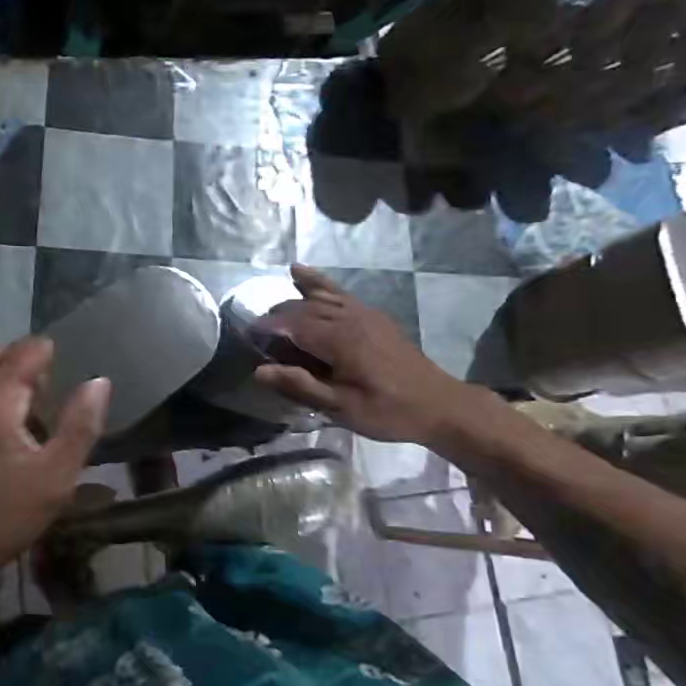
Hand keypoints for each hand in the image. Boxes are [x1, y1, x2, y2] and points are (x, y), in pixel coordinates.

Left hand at [0, 337, 110, 594]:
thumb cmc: (1, 518)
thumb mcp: (55, 478)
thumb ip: (80, 425)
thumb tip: (99, 382)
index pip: (26, 350)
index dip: (51, 357)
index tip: (66, 386)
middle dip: (24, 365)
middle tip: (46, 403)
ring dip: (3, 379)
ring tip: (27, 420)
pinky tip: (0, 435)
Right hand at [254, 265, 467, 442]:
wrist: (439, 404)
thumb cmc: (387, 410)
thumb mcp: (341, 407)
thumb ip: (300, 385)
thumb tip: (260, 371)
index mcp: (338, 339)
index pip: (291, 324)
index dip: (266, 328)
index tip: (246, 336)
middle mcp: (348, 318)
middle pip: (302, 308)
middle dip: (276, 316)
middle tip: (257, 333)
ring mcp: (363, 313)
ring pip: (320, 295)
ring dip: (293, 298)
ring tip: (273, 306)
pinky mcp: (373, 316)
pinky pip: (339, 292)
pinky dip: (318, 282)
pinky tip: (303, 275)